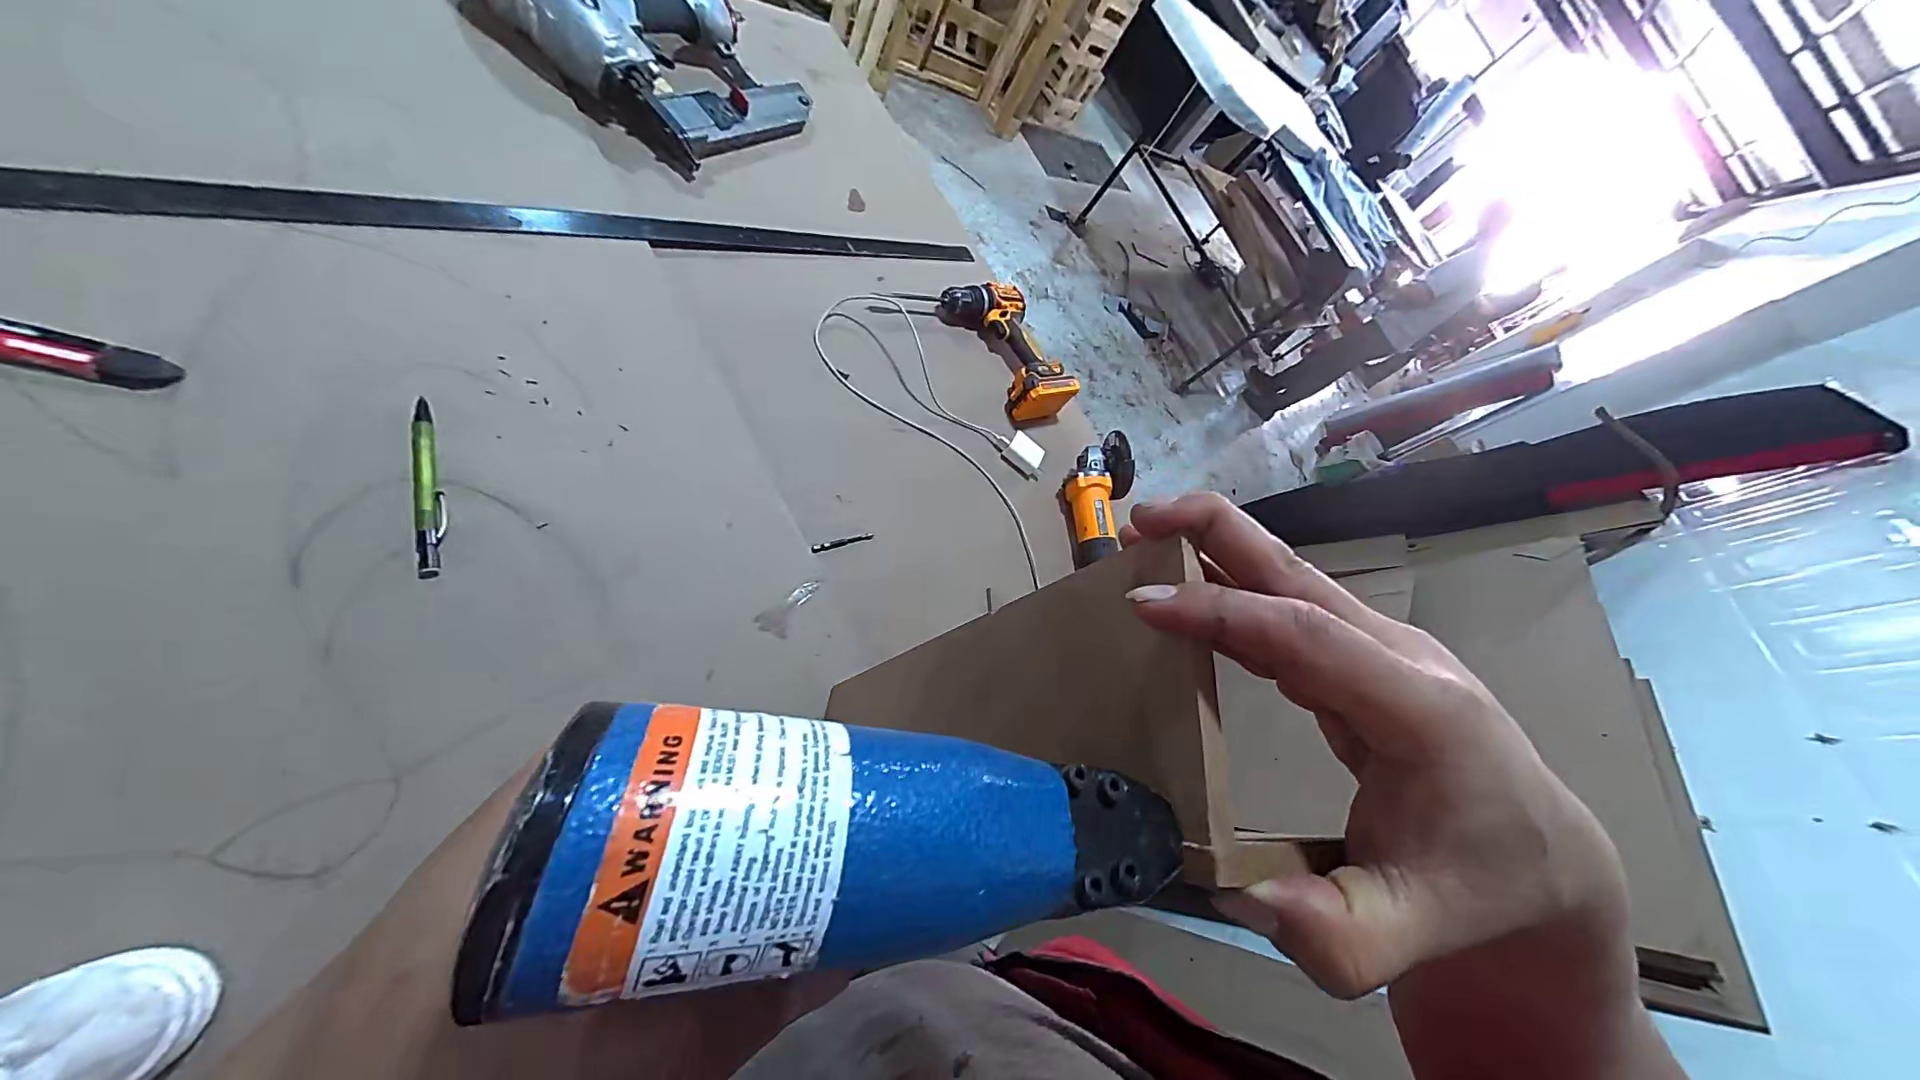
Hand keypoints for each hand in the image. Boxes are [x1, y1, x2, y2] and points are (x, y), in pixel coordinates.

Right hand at [1121, 494, 1679, 1078]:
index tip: (1141, 603)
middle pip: (1296, 571)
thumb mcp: (1411, 932)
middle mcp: (1400, 655)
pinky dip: (1230, 586)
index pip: (1303, 635)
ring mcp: (1382, 648)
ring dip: (1216, 548)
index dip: (1219, 611)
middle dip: (1214, 531)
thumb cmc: (1479, 890)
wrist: (1544, 863)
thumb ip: (1336, 931)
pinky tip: (1190, 591)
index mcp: (1420, 707)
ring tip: (1147, 540)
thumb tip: (1238, 895)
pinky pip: (1284, 607)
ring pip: (1287, 575)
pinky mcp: (1359, 655)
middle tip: (1140, 519)